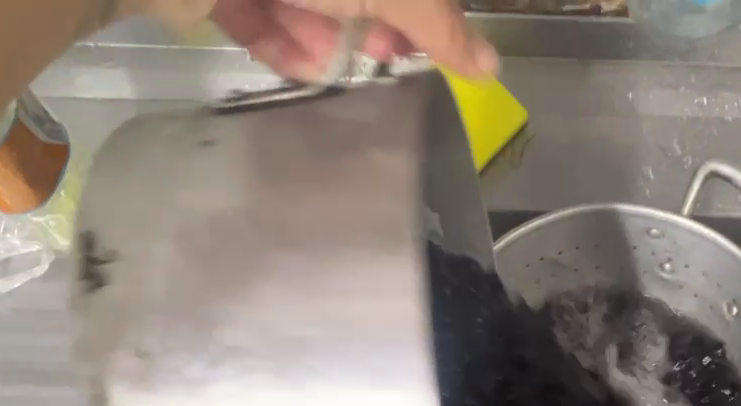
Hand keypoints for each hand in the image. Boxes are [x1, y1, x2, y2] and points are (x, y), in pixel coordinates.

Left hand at [206, 0, 496, 81]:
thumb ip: (441, 27)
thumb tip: (490, 65)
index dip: (413, 8)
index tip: (417, 42)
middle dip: (364, 20)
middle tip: (373, 53)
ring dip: (317, 33)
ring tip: (322, 56)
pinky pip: (250, 5)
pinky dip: (272, 35)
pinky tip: (288, 56)